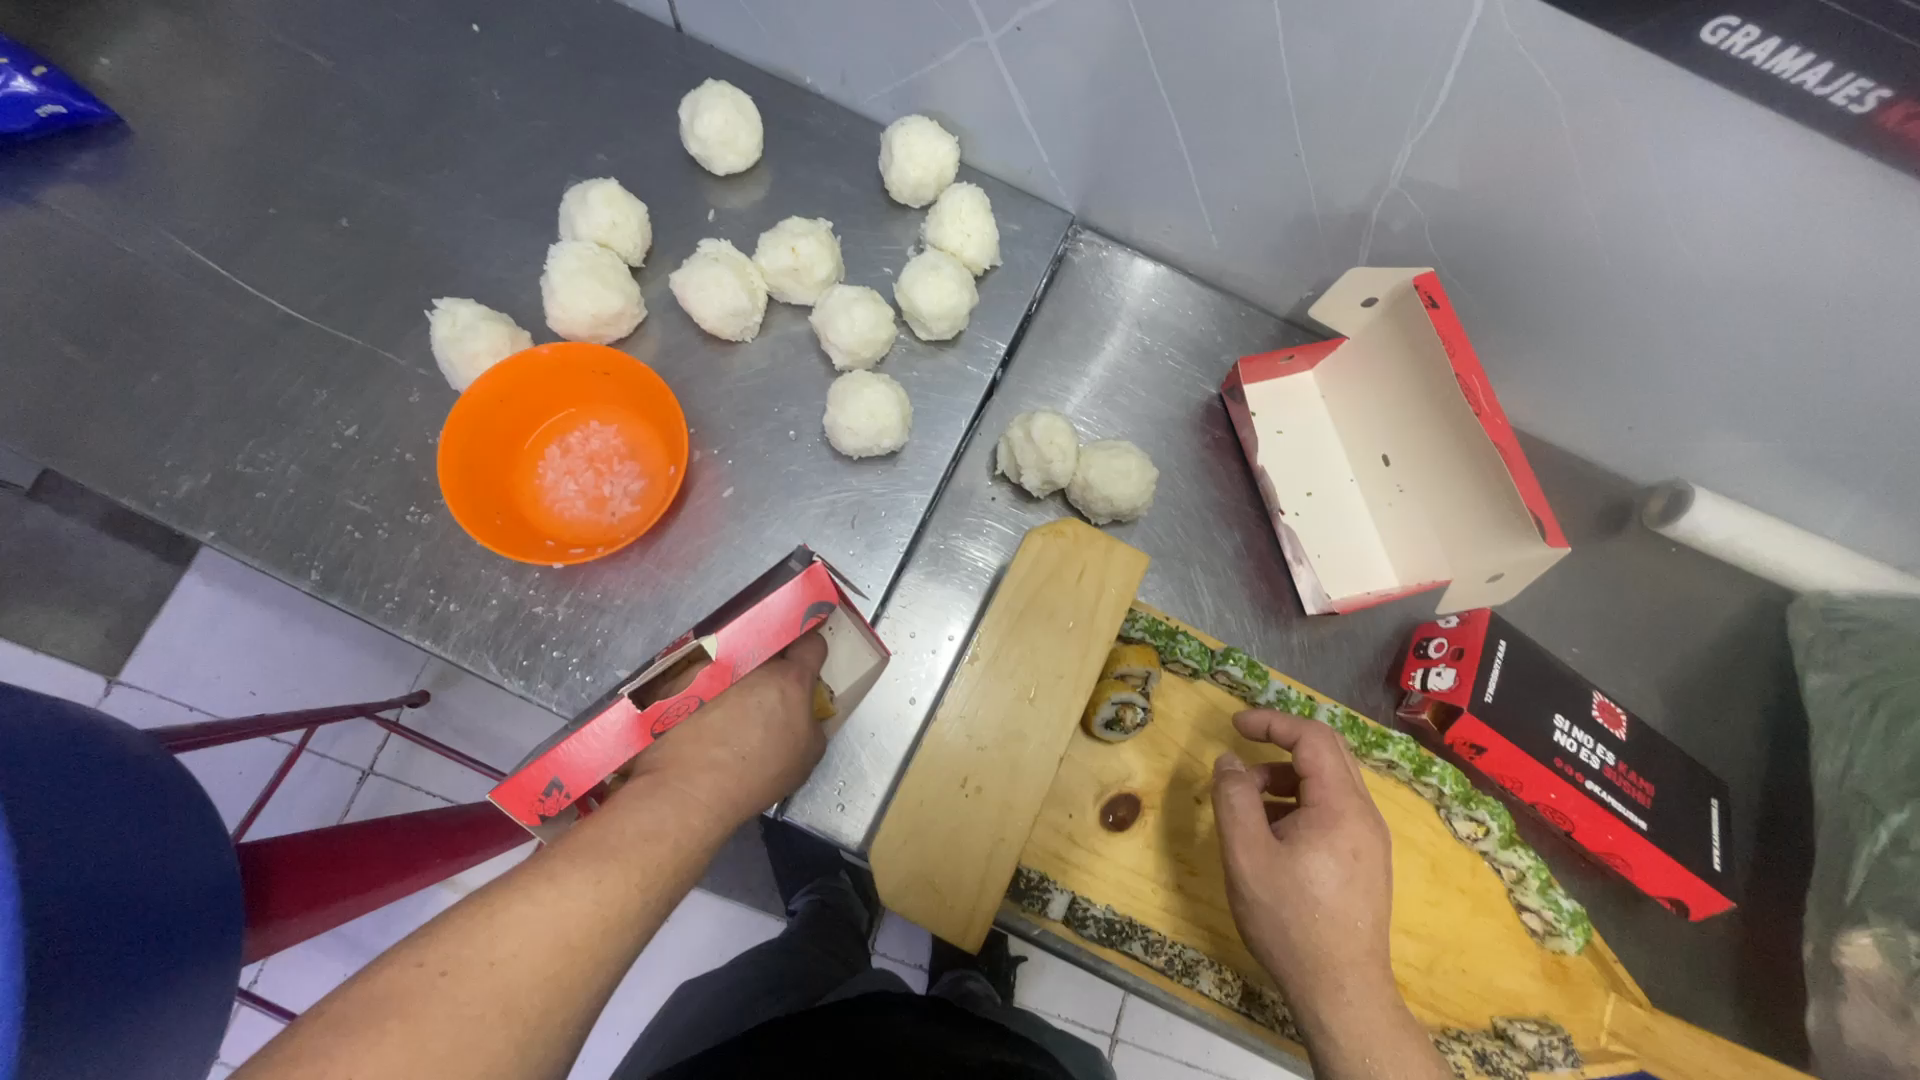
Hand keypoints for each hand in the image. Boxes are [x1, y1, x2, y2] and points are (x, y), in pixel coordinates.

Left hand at [622, 631, 828, 835]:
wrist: (688, 788)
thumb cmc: (756, 775)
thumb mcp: (808, 753)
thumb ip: (811, 720)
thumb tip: (802, 713)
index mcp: (790, 679)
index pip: (812, 644)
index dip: (813, 653)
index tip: (808, 665)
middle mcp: (753, 663)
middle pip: (771, 647)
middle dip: (775, 663)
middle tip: (771, 690)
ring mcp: (715, 668)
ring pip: (735, 660)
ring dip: (739, 675)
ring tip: (730, 705)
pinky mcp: (681, 679)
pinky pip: (703, 676)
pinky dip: (707, 689)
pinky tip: (702, 716)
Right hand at [1212, 709, 1396, 1019]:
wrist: (1340, 991)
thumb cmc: (1289, 920)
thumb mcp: (1246, 855)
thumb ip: (1234, 798)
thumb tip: (1229, 761)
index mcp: (1341, 806)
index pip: (1312, 737)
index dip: (1272, 722)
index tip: (1234, 726)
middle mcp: (1364, 815)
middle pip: (1327, 752)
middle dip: (1279, 744)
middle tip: (1240, 751)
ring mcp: (1369, 839)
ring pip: (1328, 783)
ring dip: (1284, 778)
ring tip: (1246, 805)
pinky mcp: (1365, 860)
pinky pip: (1332, 810)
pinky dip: (1298, 803)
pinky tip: (1270, 834)